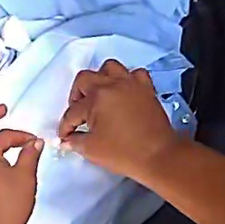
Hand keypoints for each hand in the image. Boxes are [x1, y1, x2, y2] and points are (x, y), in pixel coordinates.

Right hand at [56, 59, 182, 181]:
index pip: (72, 111)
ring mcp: (131, 84)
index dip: (66, 126)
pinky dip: (127, 79)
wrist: (158, 155)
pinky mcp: (146, 89)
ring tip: (98, 94)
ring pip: (109, 68)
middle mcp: (112, 85)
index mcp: (96, 99)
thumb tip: (69, 140)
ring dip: (99, 79)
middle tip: (77, 112)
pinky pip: (134, 74)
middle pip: (84, 80)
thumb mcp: (92, 150)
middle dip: (76, 96)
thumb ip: (76, 142)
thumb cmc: (129, 153)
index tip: (66, 134)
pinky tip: (123, 91)